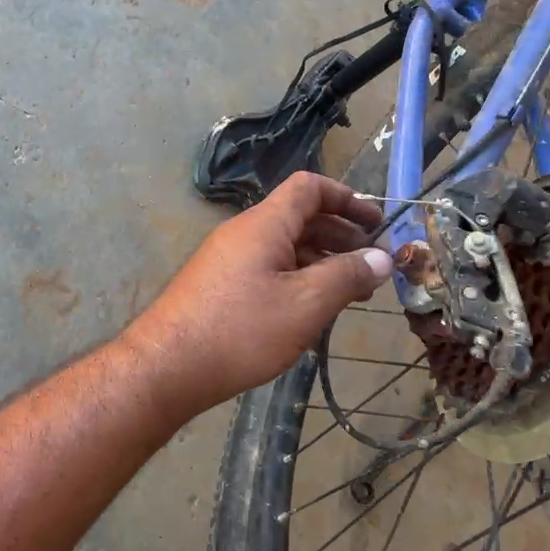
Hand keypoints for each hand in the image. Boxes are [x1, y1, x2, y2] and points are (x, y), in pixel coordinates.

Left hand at [120, 173, 394, 413]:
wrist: (169, 363)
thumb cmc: (241, 329)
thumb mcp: (304, 304)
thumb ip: (345, 277)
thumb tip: (380, 257)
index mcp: (263, 224)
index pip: (307, 187)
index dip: (345, 198)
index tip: (378, 223)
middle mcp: (244, 231)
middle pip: (298, 215)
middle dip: (341, 233)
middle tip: (376, 264)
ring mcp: (229, 257)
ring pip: (285, 244)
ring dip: (322, 259)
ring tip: (357, 291)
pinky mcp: (221, 283)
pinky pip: (268, 266)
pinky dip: (298, 276)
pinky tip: (316, 307)